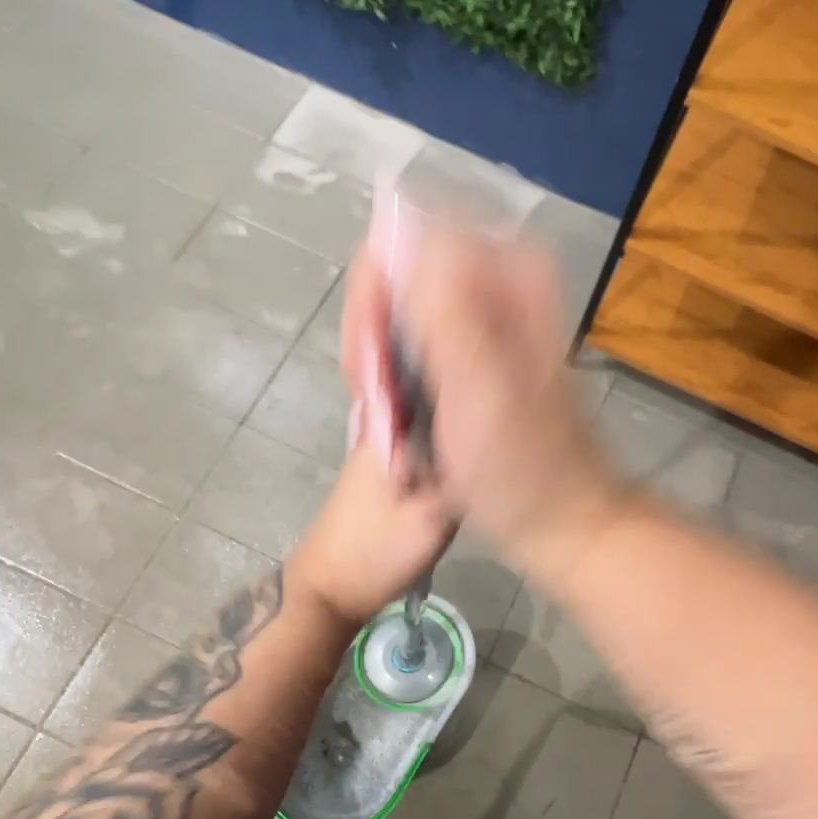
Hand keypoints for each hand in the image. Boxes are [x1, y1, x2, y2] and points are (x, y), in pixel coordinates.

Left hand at [291, 246, 459, 624]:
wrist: (338, 584)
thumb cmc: (373, 550)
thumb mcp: (425, 514)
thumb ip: (451, 464)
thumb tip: (479, 408)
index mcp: (381, 410)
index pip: (371, 331)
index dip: (380, 281)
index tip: (401, 235)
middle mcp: (382, 403)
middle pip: (388, 327)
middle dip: (411, 277)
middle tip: (456, 234)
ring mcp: (390, 419)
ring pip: (405, 351)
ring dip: (427, 307)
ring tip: (471, 271)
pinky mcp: (401, 436)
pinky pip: (419, 378)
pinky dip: (440, 349)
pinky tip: (472, 346)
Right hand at [369, 216, 625, 574]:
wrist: (563, 520)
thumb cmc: (524, 467)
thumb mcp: (482, 387)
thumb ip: (444, 306)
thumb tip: (397, 228)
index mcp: (508, 272)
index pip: (407, 237)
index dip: (374, 296)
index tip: (372, 362)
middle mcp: (496, 282)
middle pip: (398, 274)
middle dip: (374, 337)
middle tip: (376, 402)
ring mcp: (483, 318)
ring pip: (398, 312)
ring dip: (379, 365)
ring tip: (388, 424)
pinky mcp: (473, 354)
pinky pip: (411, 343)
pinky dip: (395, 380)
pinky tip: (399, 423)